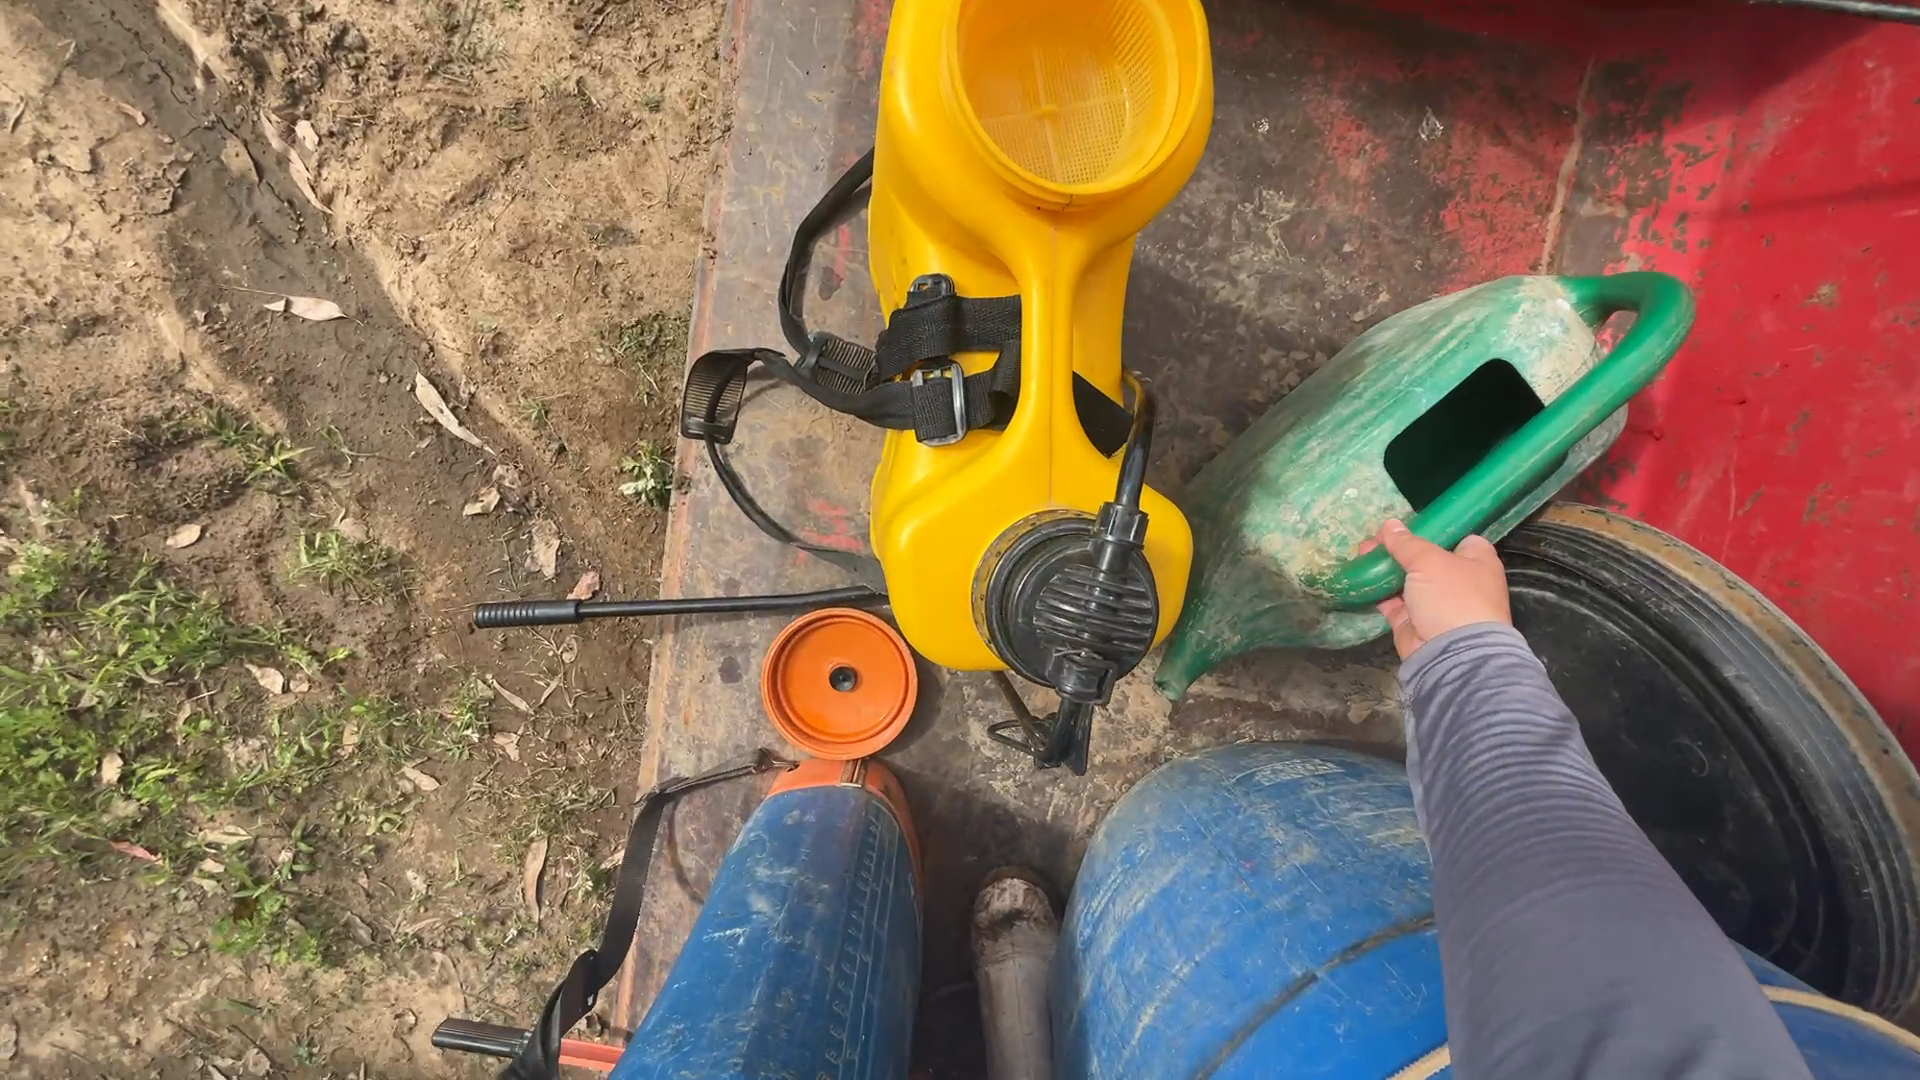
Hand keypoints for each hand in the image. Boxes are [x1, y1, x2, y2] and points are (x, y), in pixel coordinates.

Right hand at [1369, 519, 1511, 659]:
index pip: (1459, 538)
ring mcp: (1434, 601)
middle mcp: (1457, 581)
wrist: (1451, 651)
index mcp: (1475, 562)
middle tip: (1374, 540)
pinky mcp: (1412, 619)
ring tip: (1360, 554)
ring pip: (1405, 579)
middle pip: (1425, 558)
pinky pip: (1391, 600)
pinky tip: (1360, 577)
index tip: (1409, 525)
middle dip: (1399, 549)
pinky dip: (1377, 590)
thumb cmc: (1452, 597)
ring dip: (1384, 568)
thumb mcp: (1429, 561)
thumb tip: (1389, 524)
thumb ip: (1406, 543)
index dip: (1436, 530)